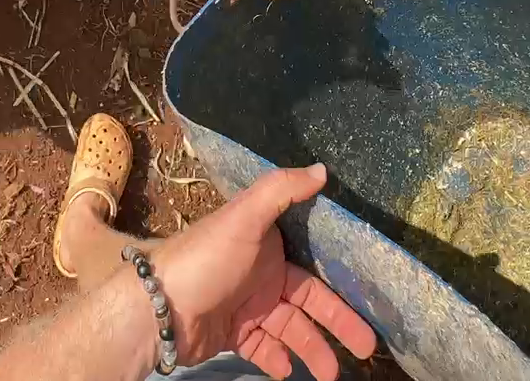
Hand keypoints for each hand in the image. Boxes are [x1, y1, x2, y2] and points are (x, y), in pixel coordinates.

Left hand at [150, 165, 377, 379]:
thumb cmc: (208, 256)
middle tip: (368, 349)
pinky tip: (290, 371)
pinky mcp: (233, 333)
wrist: (160, 305)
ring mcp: (247, 303)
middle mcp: (260, 270)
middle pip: (308, 298)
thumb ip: (282, 190)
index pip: (311, 257)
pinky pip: (264, 348)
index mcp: (266, 240)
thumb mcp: (245, 216)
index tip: (368, 291)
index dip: (339, 274)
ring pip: (291, 328)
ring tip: (332, 373)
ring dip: (313, 348)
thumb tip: (323, 169)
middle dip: (338, 321)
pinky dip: (279, 359)